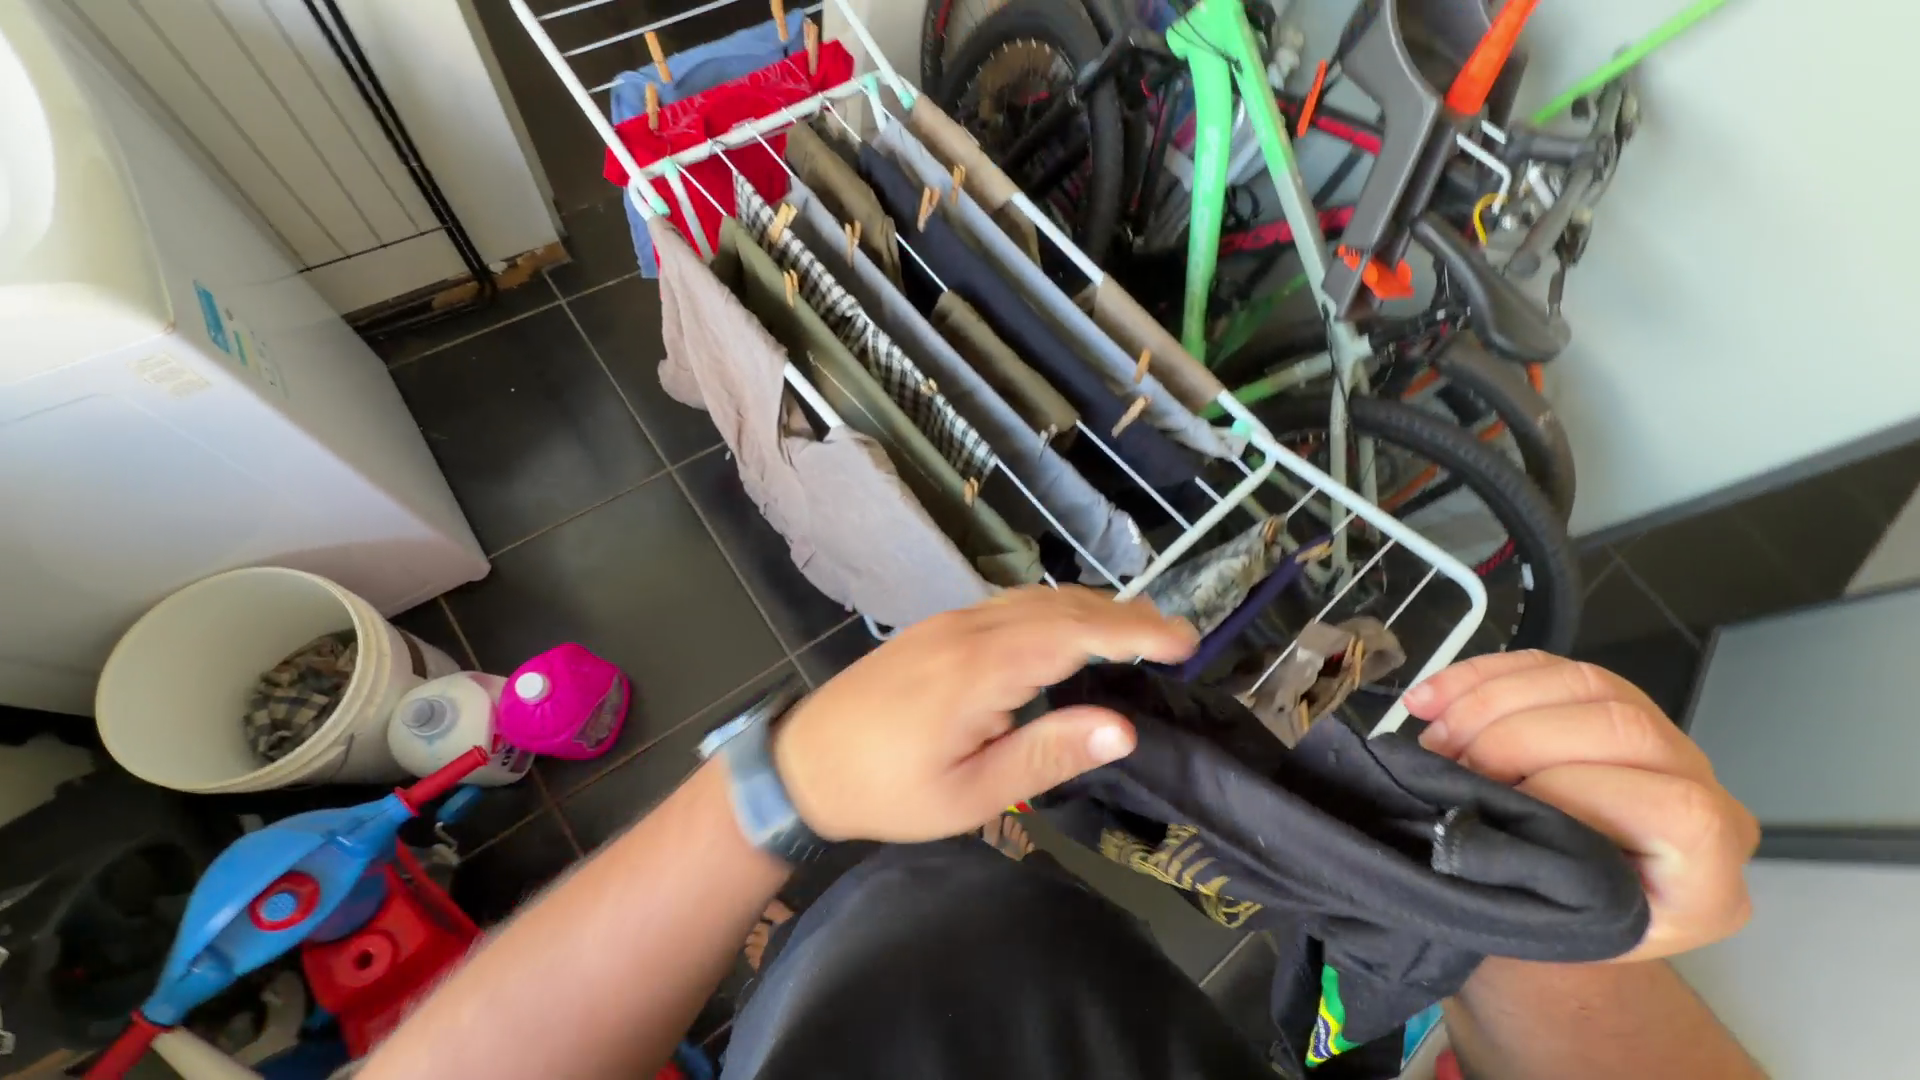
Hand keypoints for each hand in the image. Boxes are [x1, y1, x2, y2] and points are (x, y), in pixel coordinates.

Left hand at [772, 587, 1198, 842]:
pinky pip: (1009, 604)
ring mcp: (949, 621)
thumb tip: (1123, 727)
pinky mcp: (937, 627)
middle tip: (1175, 635)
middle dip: (1124, 614)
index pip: (1074, 632)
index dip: (1135, 631)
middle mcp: (968, 629)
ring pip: (1034, 599)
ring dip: (1091, 607)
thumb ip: (1046, 754)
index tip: (1187, 640)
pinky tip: (1067, 628)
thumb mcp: (970, 793)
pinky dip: (1055, 609)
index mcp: (980, 668)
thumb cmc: (886, 790)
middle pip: (1060, 605)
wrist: (802, 762)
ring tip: (1136, 629)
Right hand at [1404, 651, 1757, 961]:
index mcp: (1704, 876)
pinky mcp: (1603, 704)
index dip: (1575, 792)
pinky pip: (1547, 667)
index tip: (1492, 805)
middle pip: (1622, 726)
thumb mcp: (1543, 927)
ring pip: (1583, 682)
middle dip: (1513, 734)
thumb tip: (1455, 817)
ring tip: (1434, 736)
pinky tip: (1428, 701)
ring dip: (1486, 699)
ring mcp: (1656, 742)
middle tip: (1447, 763)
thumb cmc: (1547, 922)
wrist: (1555, 906)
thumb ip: (1526, 876)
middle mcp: (1700, 796)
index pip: (1674, 809)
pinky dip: (1476, 676)